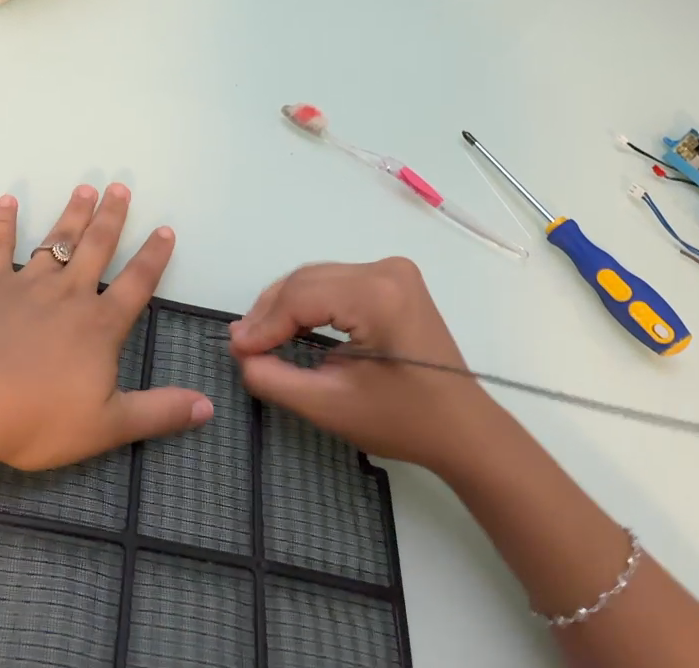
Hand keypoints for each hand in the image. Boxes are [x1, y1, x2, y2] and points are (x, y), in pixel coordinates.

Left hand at [0, 185, 213, 470]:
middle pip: (97, 247)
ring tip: (84, 189)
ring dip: (72, 214)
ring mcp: (27, 285)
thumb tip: (209, 406)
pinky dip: (2, 223)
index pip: (137, 283)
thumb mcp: (109, 425)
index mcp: (100, 326)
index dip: (154, 257)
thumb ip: (159, 412)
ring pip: (57, 241)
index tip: (165, 229)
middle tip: (120, 187)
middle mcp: (69, 295)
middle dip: (112, 217)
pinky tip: (7, 201)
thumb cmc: (38, 417)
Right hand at [228, 257, 489, 470]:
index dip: (263, 324)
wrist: (463, 428)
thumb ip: (275, 379)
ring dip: (285, 305)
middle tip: (241, 343)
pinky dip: (308, 302)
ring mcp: (393, 271)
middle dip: (269, 311)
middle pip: (307, 280)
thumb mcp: (330, 406)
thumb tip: (242, 353)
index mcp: (377, 295)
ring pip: (318, 278)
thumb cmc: (403, 421)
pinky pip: (336, 282)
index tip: (235, 350)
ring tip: (257, 335)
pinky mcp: (394, 280)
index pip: (300, 297)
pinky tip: (288, 324)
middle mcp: (386, 270)